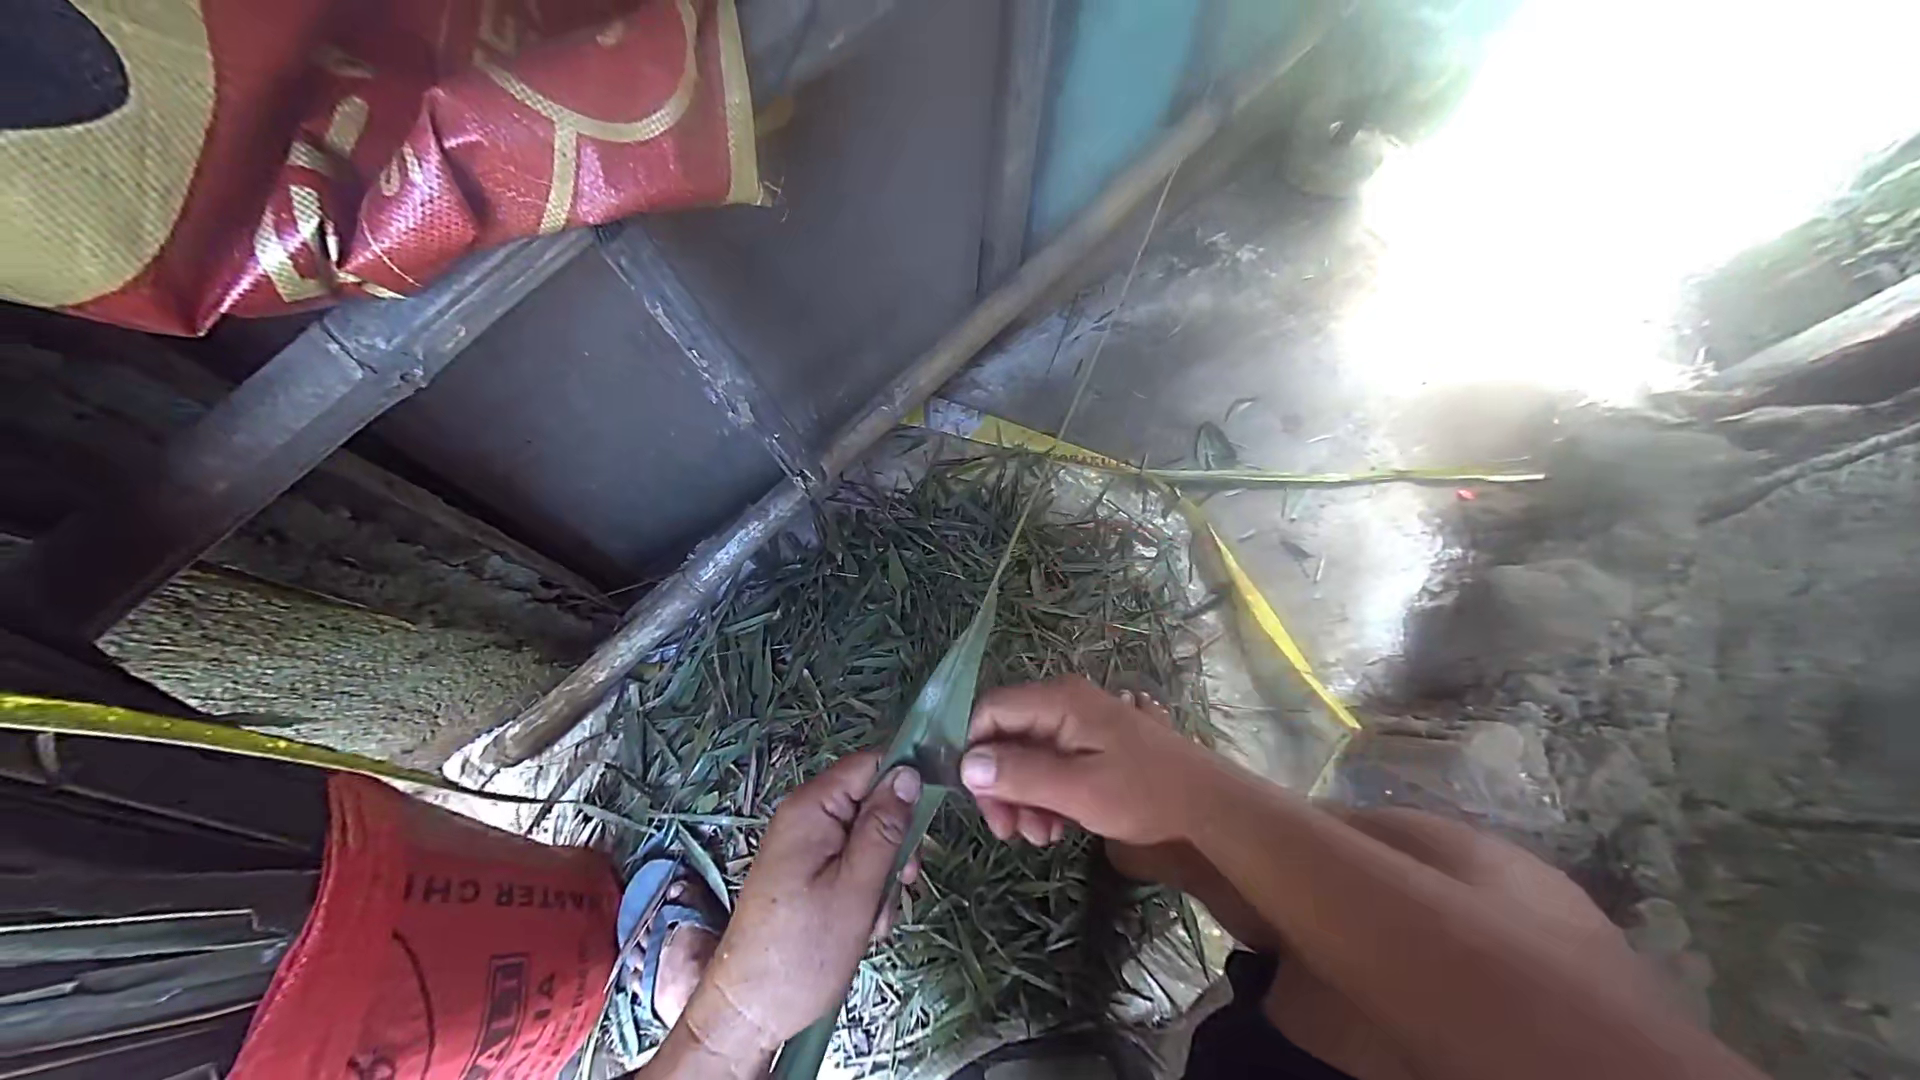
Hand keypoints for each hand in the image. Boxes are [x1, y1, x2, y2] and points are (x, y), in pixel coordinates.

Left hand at [678, 752, 921, 1059]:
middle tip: (904, 881)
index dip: (903, 782)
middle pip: (871, 800)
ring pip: (866, 835)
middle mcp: (805, 814)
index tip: (925, 820)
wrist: (748, 1014)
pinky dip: (865, 888)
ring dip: (883, 872)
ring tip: (876, 916)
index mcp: (812, 806)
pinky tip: (863, 924)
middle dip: (895, 839)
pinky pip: (849, 860)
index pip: (870, 763)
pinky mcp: (806, 870)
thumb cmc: (805, 950)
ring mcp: (804, 844)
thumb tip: (909, 772)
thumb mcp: (857, 887)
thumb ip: (886, 826)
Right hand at [961, 676, 1224, 846]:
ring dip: (1021, 797)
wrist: (1209, 809)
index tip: (976, 797)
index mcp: (1058, 700)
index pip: (991, 709)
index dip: (975, 750)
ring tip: (1037, 836)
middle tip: (1006, 830)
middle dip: (1000, 783)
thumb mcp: (1077, 789)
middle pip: (1006, 736)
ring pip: (1025, 756)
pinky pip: (1049, 766)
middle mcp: (1062, 704)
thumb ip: (1019, 774)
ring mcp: (1077, 725)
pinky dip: (1043, 797)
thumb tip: (965, 765)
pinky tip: (1054, 827)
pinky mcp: (1089, 748)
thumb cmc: (1144, 794)